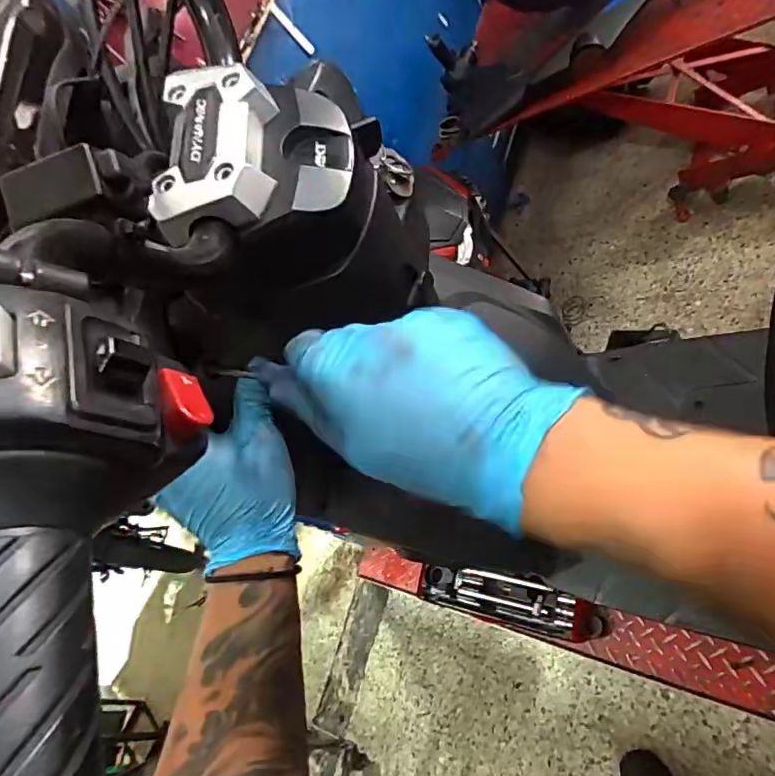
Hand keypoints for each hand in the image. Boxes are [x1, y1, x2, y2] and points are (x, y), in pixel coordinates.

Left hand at [155, 378, 298, 570]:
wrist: (254, 546)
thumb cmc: (258, 494)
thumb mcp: (261, 438)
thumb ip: (251, 399)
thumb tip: (248, 373)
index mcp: (174, 442)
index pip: (174, 393)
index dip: (196, 380)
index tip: (214, 379)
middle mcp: (157, 459)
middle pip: (171, 414)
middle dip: (194, 403)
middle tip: (221, 398)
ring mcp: (160, 478)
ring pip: (174, 436)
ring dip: (193, 426)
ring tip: (219, 421)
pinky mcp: (169, 492)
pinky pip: (177, 456)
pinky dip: (193, 448)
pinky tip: (214, 448)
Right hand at [255, 307, 585, 533]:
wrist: (499, 441)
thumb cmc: (420, 457)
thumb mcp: (350, 444)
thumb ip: (308, 407)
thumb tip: (275, 383)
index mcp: (333, 363)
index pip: (299, 348)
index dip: (309, 371)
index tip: (326, 391)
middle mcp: (366, 332)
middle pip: (342, 340)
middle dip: (350, 363)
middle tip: (375, 399)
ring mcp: (409, 322)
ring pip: (382, 335)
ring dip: (388, 356)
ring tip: (416, 392)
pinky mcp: (447, 319)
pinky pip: (421, 331)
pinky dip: (425, 349)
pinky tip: (443, 379)